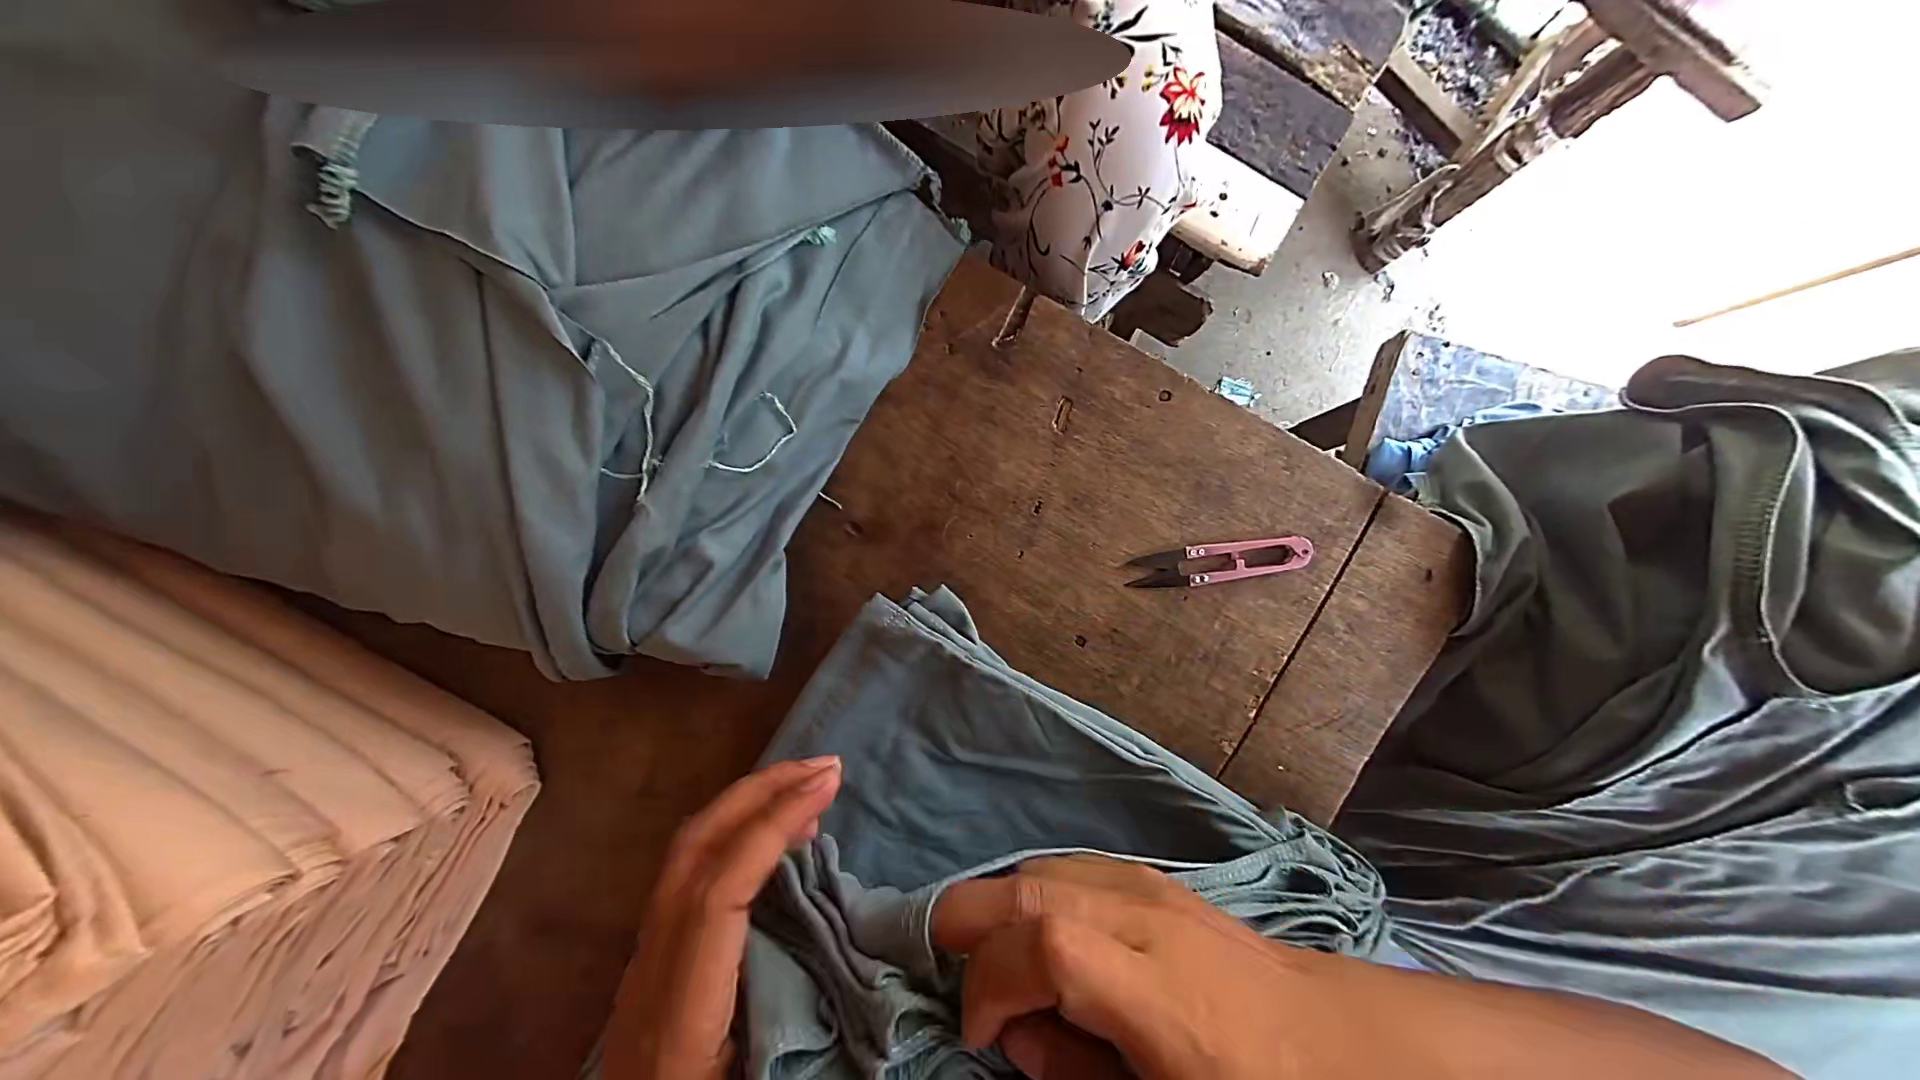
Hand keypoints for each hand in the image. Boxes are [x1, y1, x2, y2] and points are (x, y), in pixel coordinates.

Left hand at [601, 756, 841, 1079]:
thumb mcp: (751, 1078)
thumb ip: (793, 1029)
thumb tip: (855, 965)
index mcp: (679, 1007)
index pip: (720, 892)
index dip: (773, 828)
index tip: (828, 787)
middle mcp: (653, 964)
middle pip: (697, 847)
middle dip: (763, 791)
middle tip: (825, 766)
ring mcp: (649, 950)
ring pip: (692, 847)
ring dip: (752, 801)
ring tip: (808, 784)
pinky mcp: (657, 947)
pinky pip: (694, 863)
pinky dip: (738, 827)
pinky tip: (777, 832)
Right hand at [933, 855, 1796, 1079]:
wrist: (1344, 1049)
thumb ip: (1077, 1076)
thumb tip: (1015, 1033)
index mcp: (1158, 989)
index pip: (1042, 945)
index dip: (989, 982)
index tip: (977, 1033)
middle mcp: (1146, 914)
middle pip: (1028, 888)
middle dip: (970, 927)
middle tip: (961, 987)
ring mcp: (1150, 884)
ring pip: (1041, 869)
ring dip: (1002, 911)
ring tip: (1002, 971)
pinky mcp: (1154, 877)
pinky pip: (1071, 869)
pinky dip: (1034, 896)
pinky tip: (1042, 940)